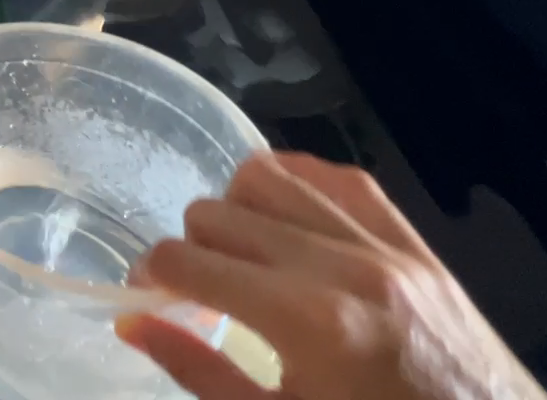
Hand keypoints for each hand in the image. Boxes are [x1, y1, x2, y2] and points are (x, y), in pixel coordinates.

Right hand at [117, 151, 544, 399]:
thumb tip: (128, 320)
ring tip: (246, 252)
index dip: (151, 275)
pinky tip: (287, 222)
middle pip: (211, 213)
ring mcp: (386, 250)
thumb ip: (197, 369)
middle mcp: (341, 267)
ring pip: (261, 177)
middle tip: (206, 289)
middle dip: (192, 249)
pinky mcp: (418, 247)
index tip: (155, 297)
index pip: (181, 259)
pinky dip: (299, 186)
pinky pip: (337, 179)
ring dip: (236, 210)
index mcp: (305, 320)